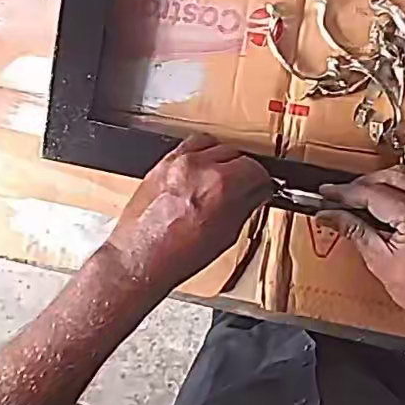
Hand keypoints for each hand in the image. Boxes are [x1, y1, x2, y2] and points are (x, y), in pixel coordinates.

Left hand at [100, 134, 271, 294]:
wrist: (141, 258)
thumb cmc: (178, 254)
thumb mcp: (226, 235)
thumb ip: (245, 206)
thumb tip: (257, 193)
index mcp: (221, 186)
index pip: (256, 169)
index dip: (263, 182)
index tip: (262, 188)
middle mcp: (200, 167)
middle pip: (238, 154)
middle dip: (244, 172)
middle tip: (245, 188)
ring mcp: (179, 162)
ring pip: (215, 145)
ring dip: (224, 159)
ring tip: (223, 178)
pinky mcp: (163, 162)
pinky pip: (190, 145)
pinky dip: (201, 154)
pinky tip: (203, 169)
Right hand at [316, 165, 404, 334]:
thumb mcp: (380, 261)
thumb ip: (354, 230)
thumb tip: (330, 215)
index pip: (373, 194)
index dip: (346, 193)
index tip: (330, 194)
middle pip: (393, 175)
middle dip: (365, 183)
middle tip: (345, 196)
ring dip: (389, 177)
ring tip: (370, 193)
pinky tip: (399, 191)